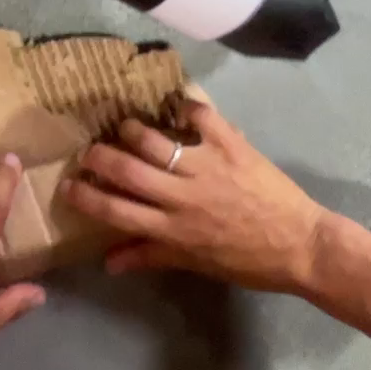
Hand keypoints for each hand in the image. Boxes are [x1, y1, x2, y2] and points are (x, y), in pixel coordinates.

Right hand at [62, 94, 331, 293]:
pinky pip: (200, 116)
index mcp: (173, 229)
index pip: (115, 211)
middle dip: (98, 157)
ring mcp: (205, 166)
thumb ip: (150, 256)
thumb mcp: (197, 264)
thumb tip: (107, 262)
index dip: (85, 196)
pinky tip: (176, 105)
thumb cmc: (247, 260)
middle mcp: (183, 196)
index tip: (67, 185)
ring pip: (152, 139)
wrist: (304, 247)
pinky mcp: (229, 145)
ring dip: (131, 129)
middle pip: (125, 169)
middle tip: (88, 151)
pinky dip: (185, 105)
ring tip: (125, 127)